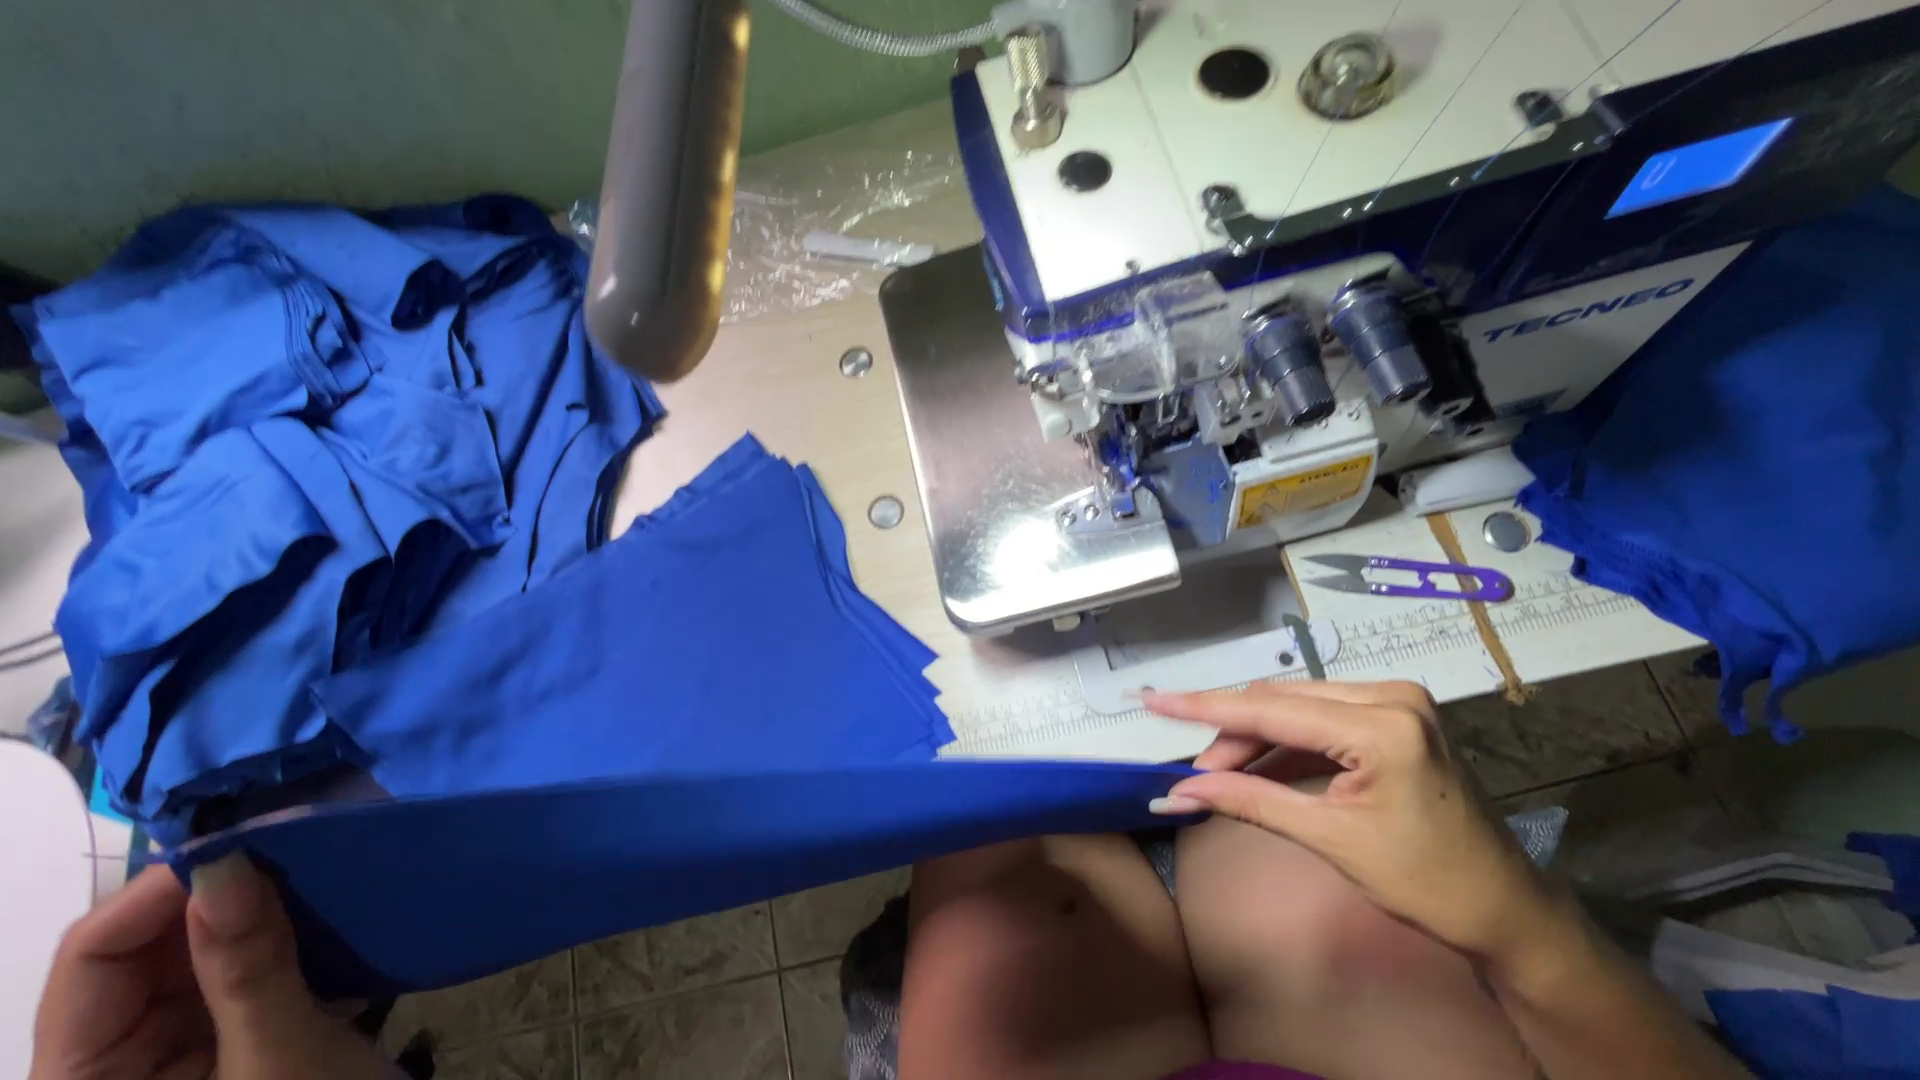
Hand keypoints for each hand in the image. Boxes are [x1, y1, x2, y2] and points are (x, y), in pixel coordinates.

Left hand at [31, 856, 397, 1079]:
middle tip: (288, 846)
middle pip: (136, 953)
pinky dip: (276, 932)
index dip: (152, 897)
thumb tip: (225, 861)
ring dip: (249, 910)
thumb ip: (246, 963)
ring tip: (310, 867)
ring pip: (190, 952)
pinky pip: (235, 968)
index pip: (87, 963)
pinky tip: (319, 907)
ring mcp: (169, 1048)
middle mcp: (108, 1062)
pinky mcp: (225, 1037)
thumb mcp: (280, 1055)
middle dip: (208, 897)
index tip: (240, 845)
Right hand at [1146, 680, 1560, 964]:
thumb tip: (1177, 793)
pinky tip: (1256, 768)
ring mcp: (1397, 703)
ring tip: (1219, 775)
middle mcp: (1390, 696)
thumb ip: (1249, 802)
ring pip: (1298, 707)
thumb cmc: (1424, 882)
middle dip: (1232, 734)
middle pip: (1281, 701)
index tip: (1153, 700)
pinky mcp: (1396, 718)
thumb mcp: (1329, 839)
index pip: (1271, 709)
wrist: (1503, 908)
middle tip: (1195, 774)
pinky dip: (1286, 743)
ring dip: (1256, 738)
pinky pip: (1322, 719)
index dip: (1204, 707)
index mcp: (1381, 725)